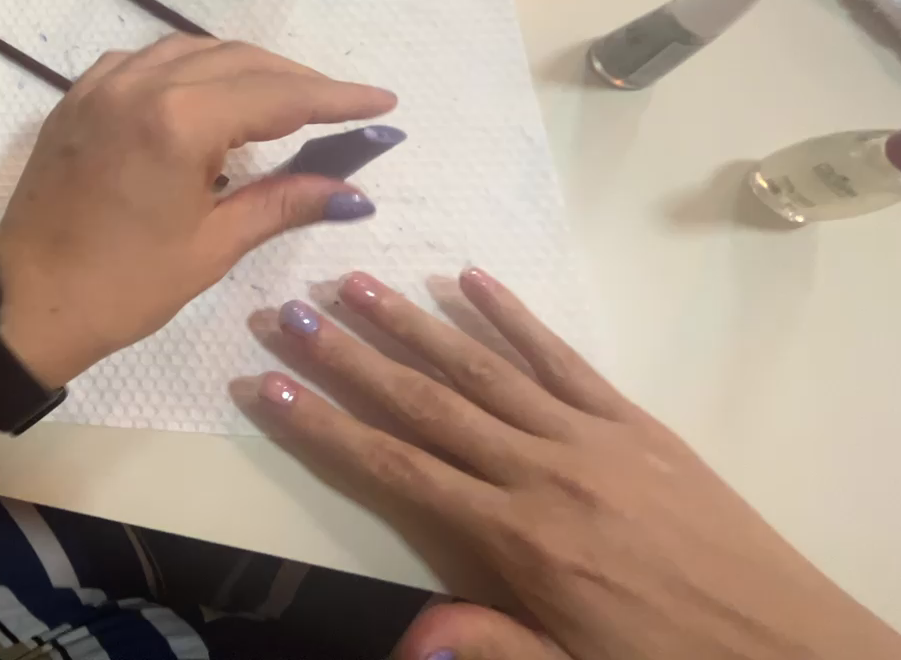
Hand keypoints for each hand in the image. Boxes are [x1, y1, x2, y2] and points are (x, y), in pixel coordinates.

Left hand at [0, 34, 395, 387]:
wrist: (28, 300)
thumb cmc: (123, 285)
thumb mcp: (211, 246)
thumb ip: (282, 201)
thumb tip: (352, 189)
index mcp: (177, 120)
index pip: (274, 94)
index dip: (334, 97)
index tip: (381, 102)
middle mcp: (137, 85)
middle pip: (234, 60)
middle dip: (291, 80)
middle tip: (335, 107)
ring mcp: (98, 86)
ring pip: (186, 51)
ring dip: (237, 68)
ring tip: (276, 101)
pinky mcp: (74, 99)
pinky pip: (139, 63)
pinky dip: (180, 70)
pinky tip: (198, 96)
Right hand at [241, 269, 900, 659]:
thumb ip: (491, 646)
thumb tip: (404, 644)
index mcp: (518, 536)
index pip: (394, 466)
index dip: (324, 423)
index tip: (267, 383)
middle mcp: (539, 471)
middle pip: (422, 400)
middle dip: (346, 354)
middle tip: (290, 310)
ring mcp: (587, 437)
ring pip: (479, 366)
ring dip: (411, 320)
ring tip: (355, 280)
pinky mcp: (632, 421)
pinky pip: (562, 358)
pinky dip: (513, 316)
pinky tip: (469, 277)